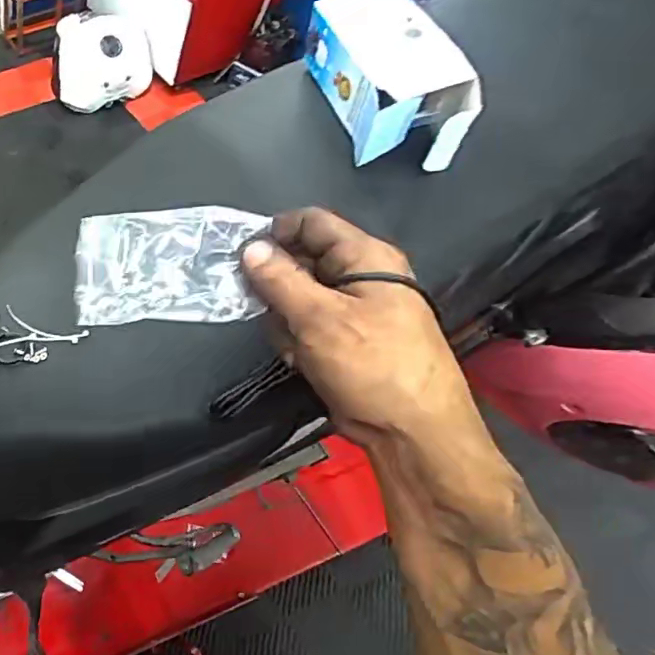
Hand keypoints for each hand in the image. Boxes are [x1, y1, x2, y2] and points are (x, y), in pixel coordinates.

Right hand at [240, 209, 480, 449]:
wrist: (411, 432)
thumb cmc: (373, 367)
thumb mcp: (319, 318)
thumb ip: (280, 279)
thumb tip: (249, 248)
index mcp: (366, 257)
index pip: (311, 222)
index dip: (275, 233)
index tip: (242, 257)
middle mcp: (361, 276)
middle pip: (300, 261)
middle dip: (276, 286)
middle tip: (262, 309)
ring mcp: (352, 309)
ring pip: (296, 297)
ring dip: (284, 320)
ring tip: (293, 345)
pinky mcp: (343, 338)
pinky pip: (305, 325)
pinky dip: (296, 341)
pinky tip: (301, 360)